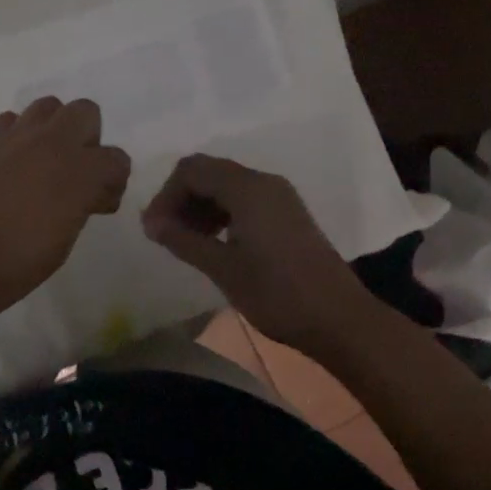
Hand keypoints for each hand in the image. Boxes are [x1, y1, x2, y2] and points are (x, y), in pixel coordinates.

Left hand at [0, 97, 131, 329]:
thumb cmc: (12, 266)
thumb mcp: (62, 243)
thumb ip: (81, 206)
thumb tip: (86, 194)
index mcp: (79, 171)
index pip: (116, 159)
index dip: (113, 181)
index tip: (100, 204)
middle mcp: (50, 142)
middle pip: (85, 112)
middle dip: (87, 139)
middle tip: (75, 176)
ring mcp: (13, 135)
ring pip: (48, 107)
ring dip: (53, 130)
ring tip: (42, 166)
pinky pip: (12, 121)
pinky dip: (18, 137)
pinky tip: (9, 168)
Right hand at [142, 154, 374, 355]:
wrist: (340, 319)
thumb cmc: (277, 294)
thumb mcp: (223, 269)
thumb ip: (183, 240)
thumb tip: (151, 222)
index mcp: (247, 188)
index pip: (192, 170)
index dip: (166, 195)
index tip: (154, 229)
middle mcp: (264, 182)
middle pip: (209, 172)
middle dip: (181, 198)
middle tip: (165, 235)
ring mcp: (280, 196)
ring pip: (227, 184)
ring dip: (201, 206)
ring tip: (187, 242)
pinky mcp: (288, 213)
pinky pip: (245, 198)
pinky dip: (222, 212)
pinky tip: (215, 243)